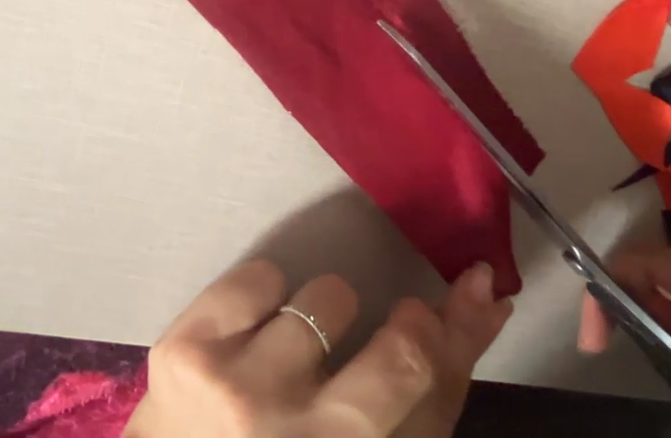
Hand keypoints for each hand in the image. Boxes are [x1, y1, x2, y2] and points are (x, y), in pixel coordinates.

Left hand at [125, 258, 513, 437]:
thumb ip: (431, 380)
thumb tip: (484, 292)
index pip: (434, 395)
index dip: (455, 336)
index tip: (455, 300)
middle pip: (402, 357)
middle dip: (412, 327)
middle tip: (394, 323)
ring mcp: (237, 395)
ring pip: (324, 298)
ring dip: (324, 309)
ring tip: (297, 349)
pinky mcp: (186, 351)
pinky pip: (261, 275)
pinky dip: (268, 291)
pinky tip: (253, 331)